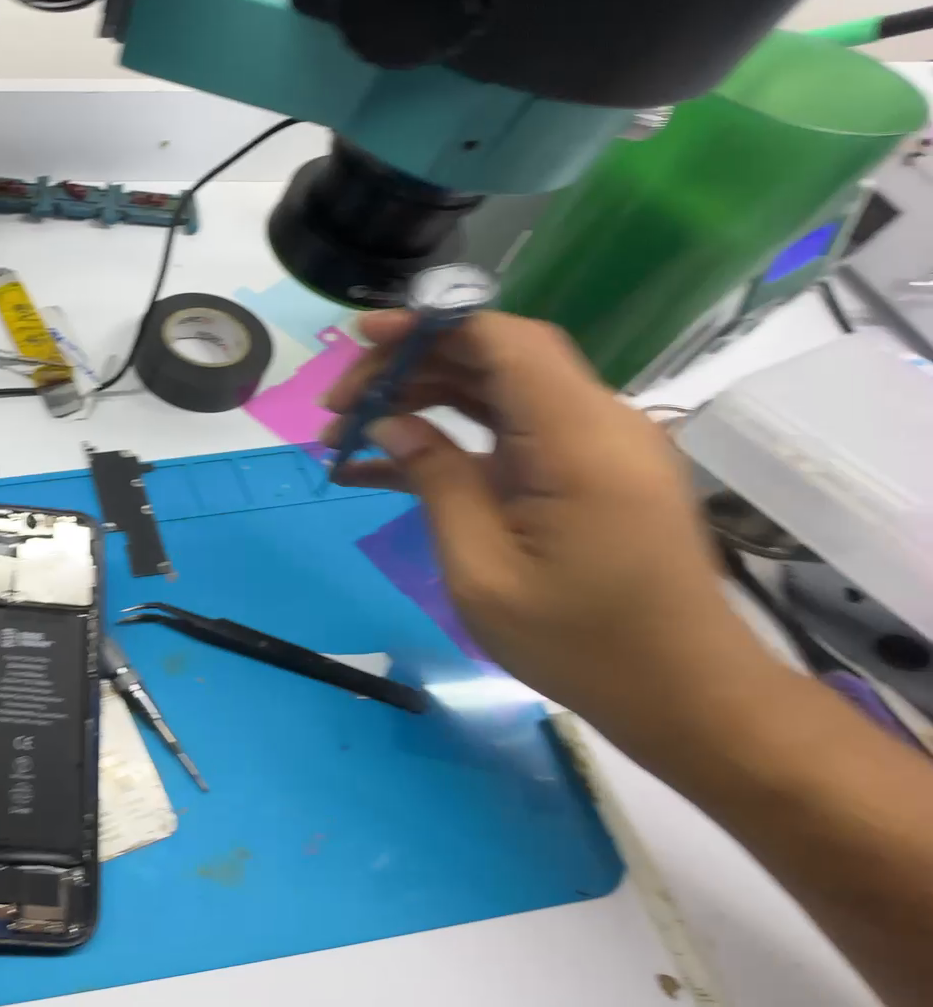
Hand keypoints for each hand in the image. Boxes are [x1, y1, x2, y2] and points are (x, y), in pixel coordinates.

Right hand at [319, 311, 769, 726]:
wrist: (683, 693)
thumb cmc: (579, 643)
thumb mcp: (482, 570)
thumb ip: (436, 482)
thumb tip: (391, 424)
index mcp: (579, 443)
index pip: (505, 342)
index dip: (429, 325)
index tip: (360, 337)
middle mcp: (596, 425)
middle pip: (493, 358)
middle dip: (408, 367)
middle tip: (337, 406)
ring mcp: (591, 447)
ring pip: (494, 390)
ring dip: (419, 399)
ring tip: (346, 432)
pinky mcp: (580, 471)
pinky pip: (506, 433)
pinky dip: (446, 437)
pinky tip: (379, 464)